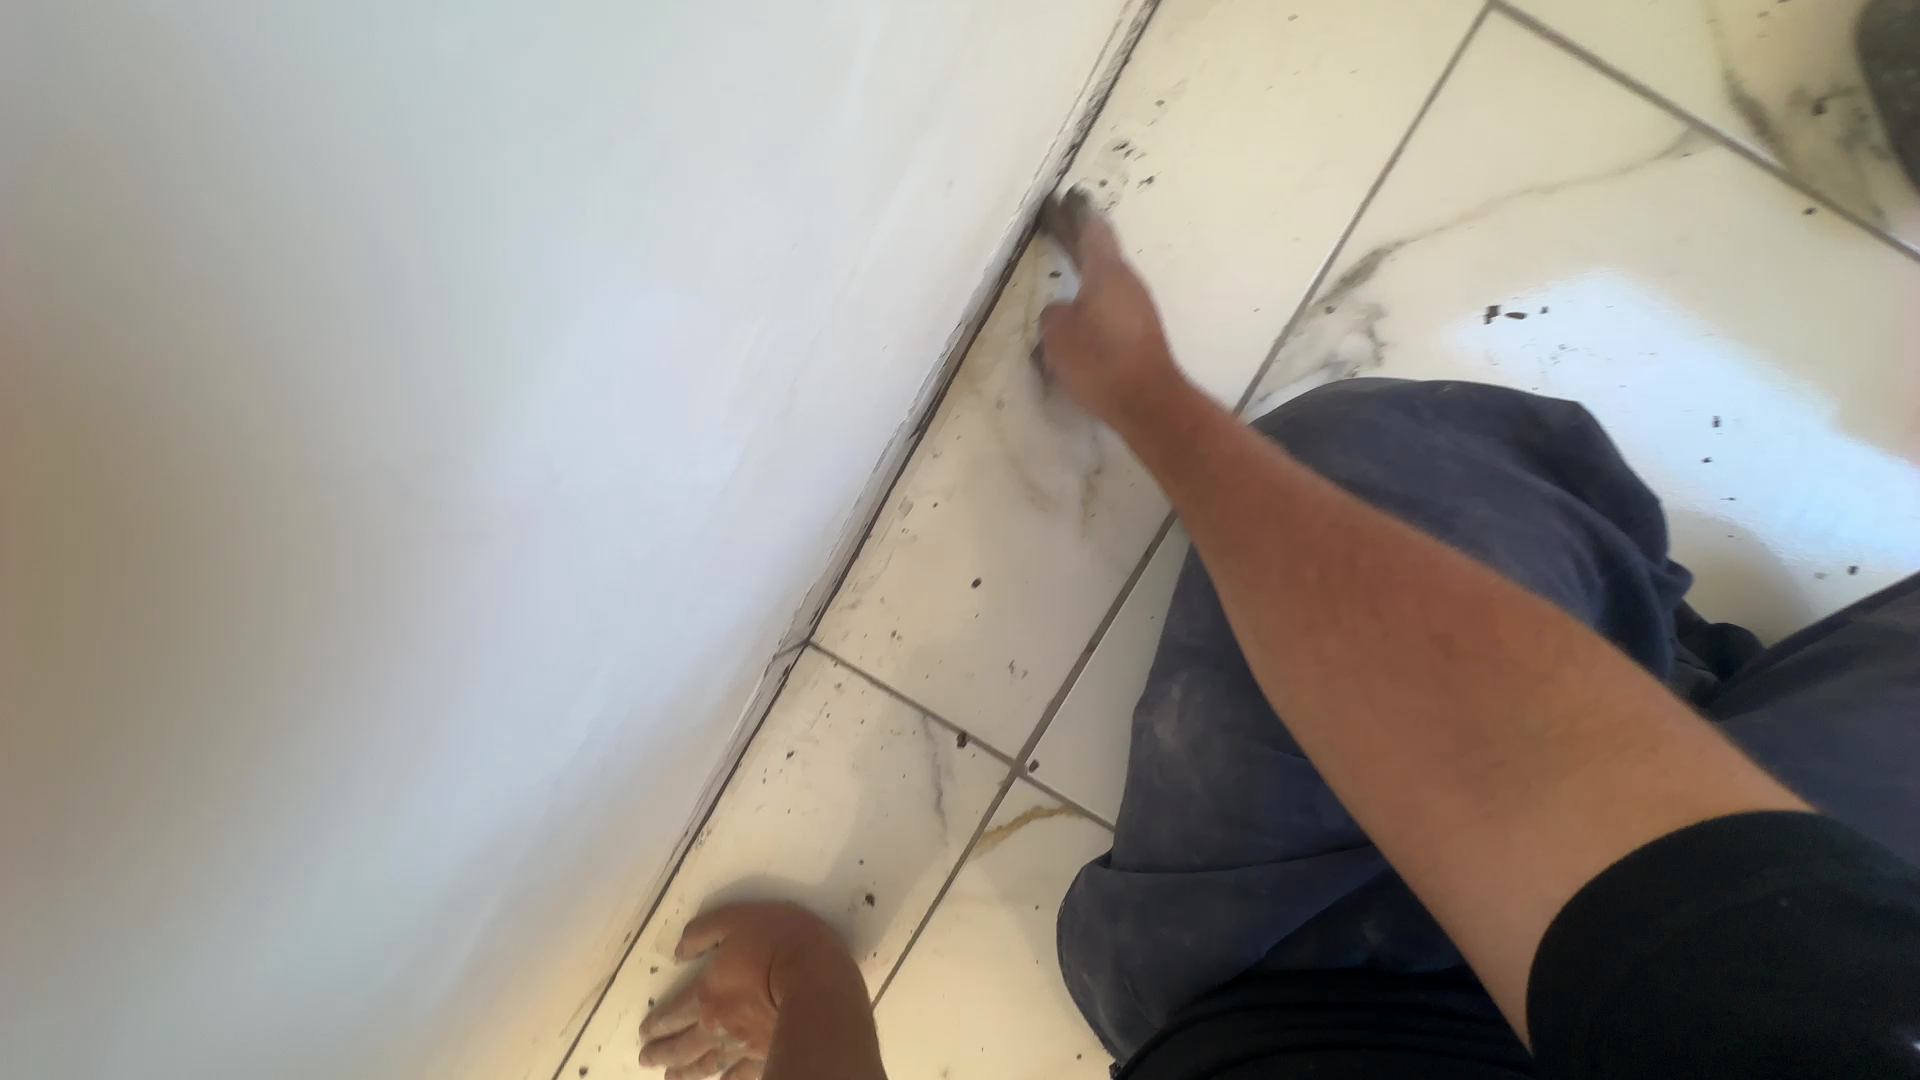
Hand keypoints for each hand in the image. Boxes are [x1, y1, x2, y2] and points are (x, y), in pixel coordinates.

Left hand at [638, 902, 859, 1079]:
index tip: (645, 1032)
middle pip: (681, 1045)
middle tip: (646, 1058)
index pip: (672, 1013)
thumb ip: (703, 931)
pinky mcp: (762, 1057)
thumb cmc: (776, 941)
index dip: (656, 1023)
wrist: (815, 979)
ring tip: (670, 1078)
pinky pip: (735, 1077)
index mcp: (706, 994)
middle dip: (661, 1052)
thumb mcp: (736, 918)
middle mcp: (715, 1027)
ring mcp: (739, 1047)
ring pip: (703, 1066)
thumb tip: (678, 951)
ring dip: (683, 1072)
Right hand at [1038, 189, 1187, 429]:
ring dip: (1086, 268)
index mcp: (1106, 273)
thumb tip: (1062, 311)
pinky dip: (1092, 294)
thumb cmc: (1099, 361)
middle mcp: (1126, 283)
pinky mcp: (1137, 332)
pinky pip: (1109, 303)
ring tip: (1067, 260)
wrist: (1145, 400)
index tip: (1067, 199)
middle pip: (1100, 251)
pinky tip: (1079, 306)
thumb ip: (1053, 314)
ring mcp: (1136, 307)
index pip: (1091, 232)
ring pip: (1105, 278)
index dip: (1076, 215)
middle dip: (1077, 236)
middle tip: (1060, 220)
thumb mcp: (1058, 335)